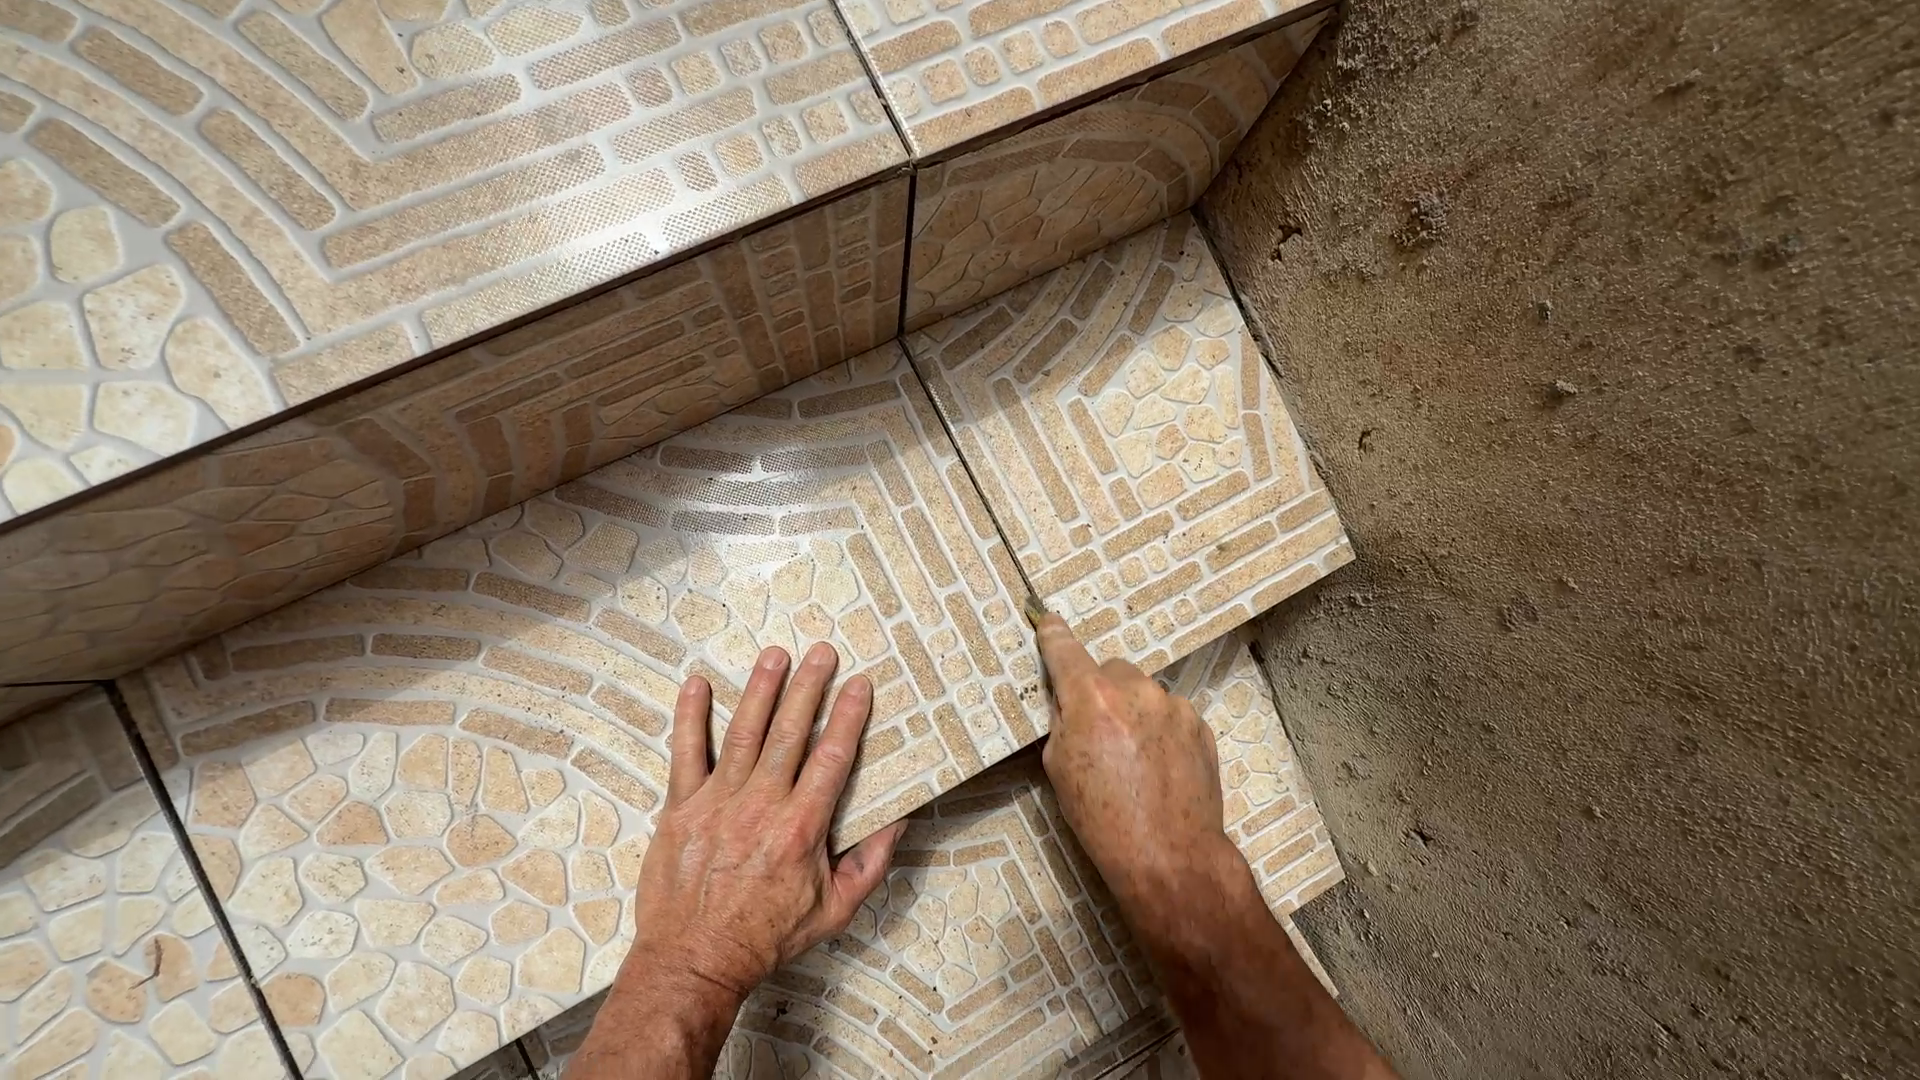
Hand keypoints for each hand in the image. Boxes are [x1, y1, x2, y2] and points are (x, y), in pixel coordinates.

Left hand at [626, 643, 907, 1003]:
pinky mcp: (680, 808)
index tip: (859, 683)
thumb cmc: (767, 936)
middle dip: (808, 687)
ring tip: (775, 654)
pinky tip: (697, 684)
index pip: (832, 757)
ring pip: (743, 733)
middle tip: (821, 652)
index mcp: (800, 827)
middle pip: (789, 733)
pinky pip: (684, 753)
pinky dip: (690, 717)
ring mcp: (717, 802)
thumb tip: (901, 817)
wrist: (693, 961)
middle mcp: (761, 806)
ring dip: (760, 689)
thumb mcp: (835, 909)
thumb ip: (872, 861)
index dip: (848, 716)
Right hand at [1035, 615, 1238, 910]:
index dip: (1054, 636)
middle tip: (1099, 732)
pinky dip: (1159, 728)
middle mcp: (1135, 689)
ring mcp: (1173, 705)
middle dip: (1101, 691)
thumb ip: (1064, 722)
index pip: (1066, 651)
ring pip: (1142, 692)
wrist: (1170, 855)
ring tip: (1135, 757)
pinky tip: (1159, 765)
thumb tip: (1071, 701)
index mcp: (1092, 698)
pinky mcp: (1199, 723)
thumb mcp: (1059, 767)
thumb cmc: (1101, 818)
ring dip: (1133, 709)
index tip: (1049, 621)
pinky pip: (1169, 713)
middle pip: (1110, 670)